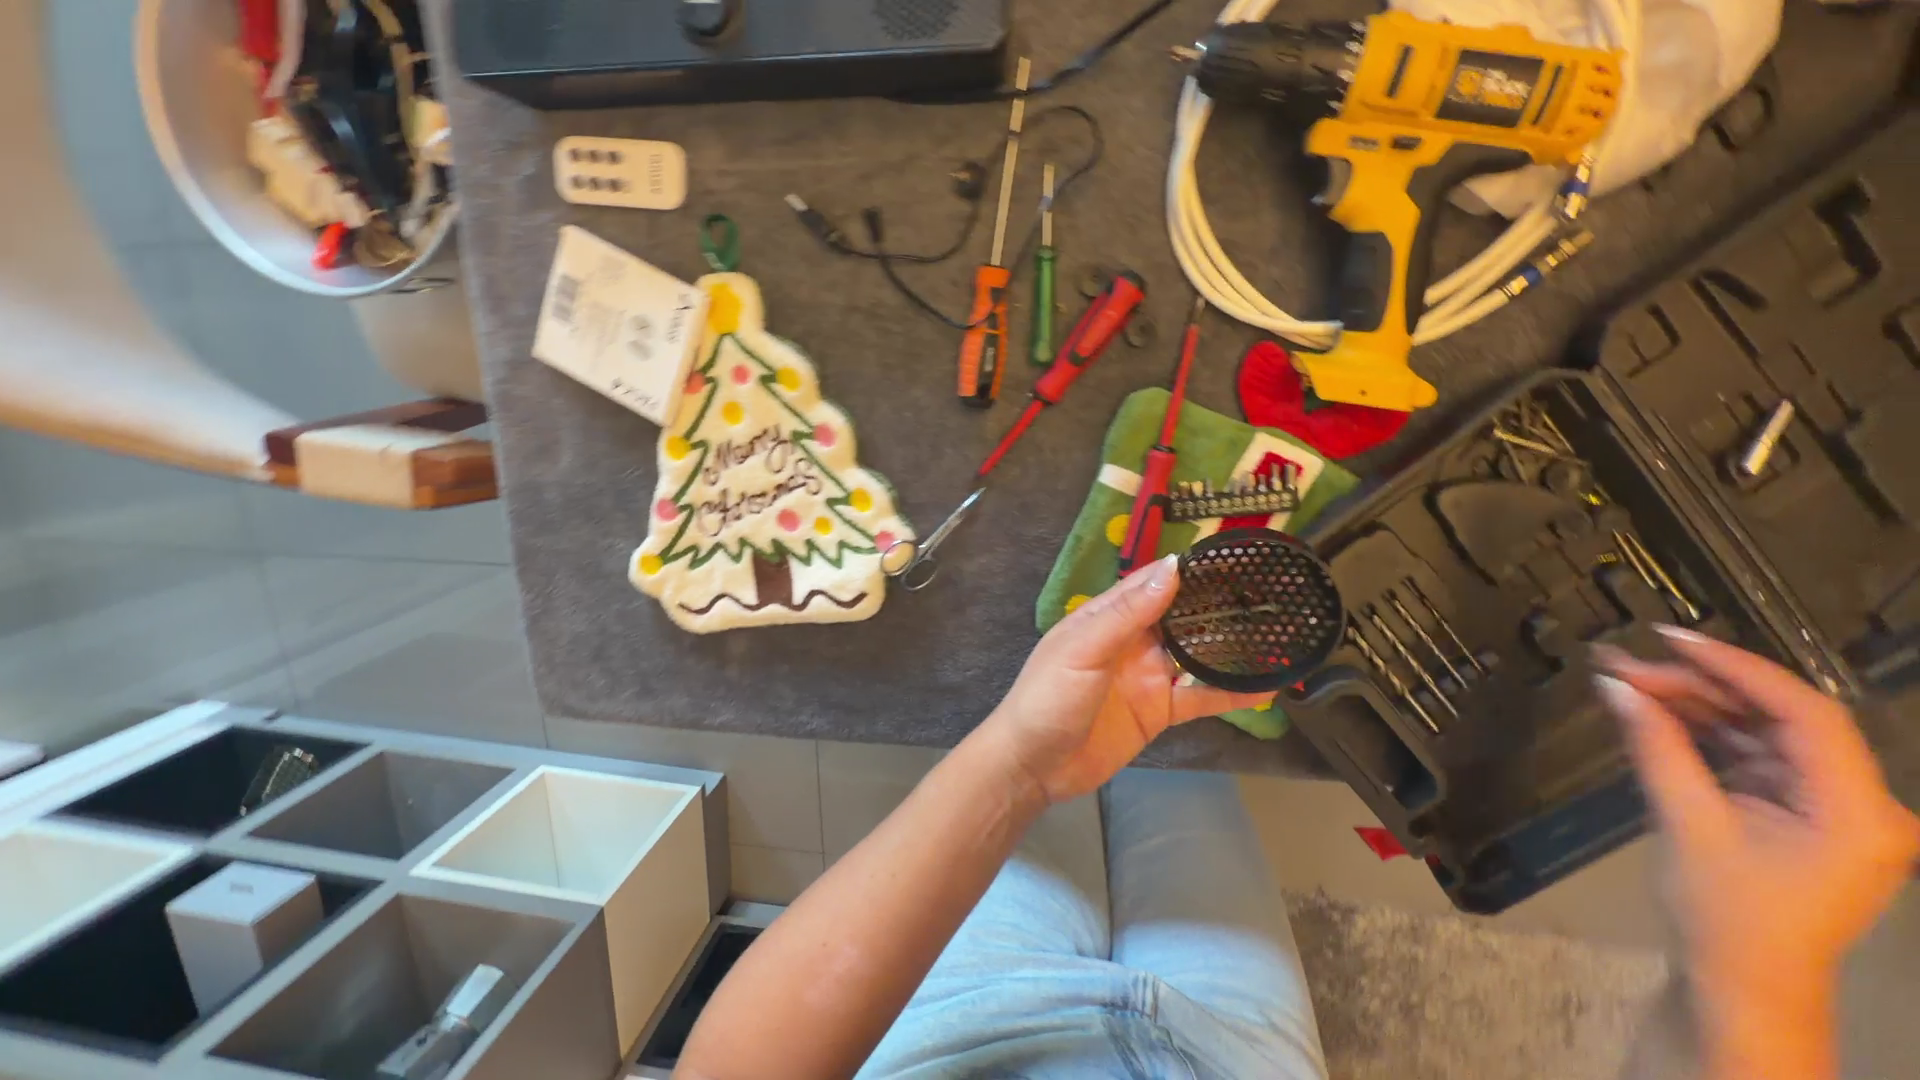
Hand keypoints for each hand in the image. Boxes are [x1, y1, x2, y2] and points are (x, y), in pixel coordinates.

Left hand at [981, 555, 1274, 804]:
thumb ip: (1127, 613)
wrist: (1033, 766)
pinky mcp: (1158, 712)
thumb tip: (1172, 569)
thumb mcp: (1083, 650)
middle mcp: (1132, 641)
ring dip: (1230, 646)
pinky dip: (1230, 693)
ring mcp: (1147, 677)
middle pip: (1181, 617)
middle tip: (1270, 592)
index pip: (1152, 583)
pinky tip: (1266, 687)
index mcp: (1107, 618)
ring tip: (1278, 632)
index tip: (1233, 557)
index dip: (1188, 570)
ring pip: (1197, 655)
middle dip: (1218, 605)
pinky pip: (1200, 697)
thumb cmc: (1048, 698)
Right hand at [1594, 628, 1917, 1044]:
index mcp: (1856, 810)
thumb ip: (1656, 747)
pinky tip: (1657, 714)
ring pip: (1763, 732)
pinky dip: (1705, 733)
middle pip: (1780, 717)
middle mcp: (1860, 801)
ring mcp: (1831, 806)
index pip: (1804, 712)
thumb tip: (1614, 686)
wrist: (1741, 983)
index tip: (1670, 638)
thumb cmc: (1723, 914)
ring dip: (1698, 706)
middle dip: (1701, 686)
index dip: (1736, 666)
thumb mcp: (1686, 824)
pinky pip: (1754, 756)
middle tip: (1626, 666)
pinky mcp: (1801, 812)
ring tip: (1629, 682)